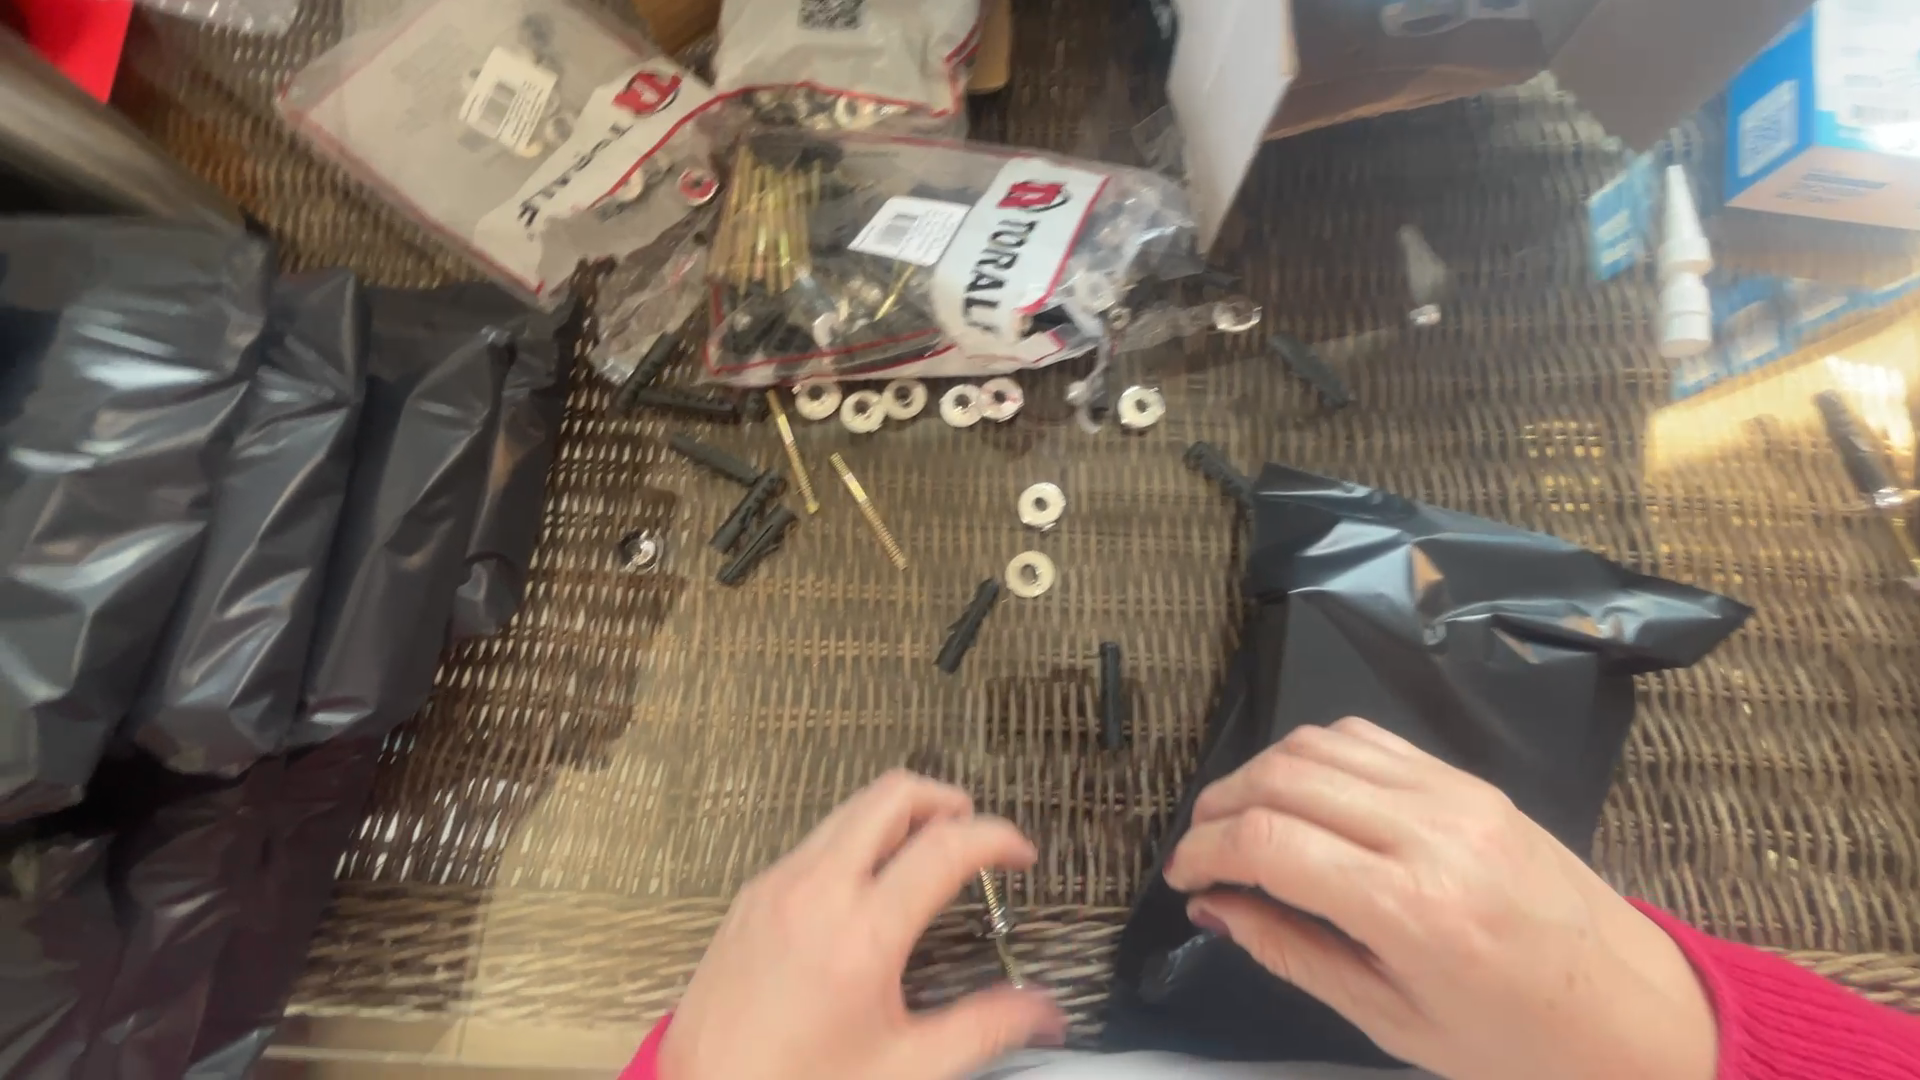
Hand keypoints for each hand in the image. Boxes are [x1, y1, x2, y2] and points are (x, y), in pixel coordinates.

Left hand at [661, 770, 1065, 1079]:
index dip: (995, 838)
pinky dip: (860, 837)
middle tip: (972, 831)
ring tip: (929, 851)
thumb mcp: (902, 1069)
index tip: (1018, 852)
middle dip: (946, 799)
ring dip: (902, 814)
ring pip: (855, 806)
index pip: (945, 848)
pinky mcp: (757, 887)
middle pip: (895, 794)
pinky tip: (871, 881)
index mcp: (862, 935)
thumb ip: (983, 1029)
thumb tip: (1041, 1011)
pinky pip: (821, 835)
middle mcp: (818, 889)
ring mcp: (781, 880)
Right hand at [1164, 717, 1715, 1079]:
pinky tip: (1298, 791)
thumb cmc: (1520, 1049)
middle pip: (1279, 780)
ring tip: (1238, 817)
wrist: (1652, 1018)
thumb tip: (1211, 905)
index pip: (1270, 844)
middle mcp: (1428, 831)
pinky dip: (1306, 755)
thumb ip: (1289, 951)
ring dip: (1254, 775)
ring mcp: (1450, 791)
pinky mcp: (1463, 775)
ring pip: (1310, 747)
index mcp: (1415, 910)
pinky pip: (1358, 737)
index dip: (1205, 849)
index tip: (1181, 874)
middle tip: (1200, 847)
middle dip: (1216, 807)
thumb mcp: (1393, 1021)